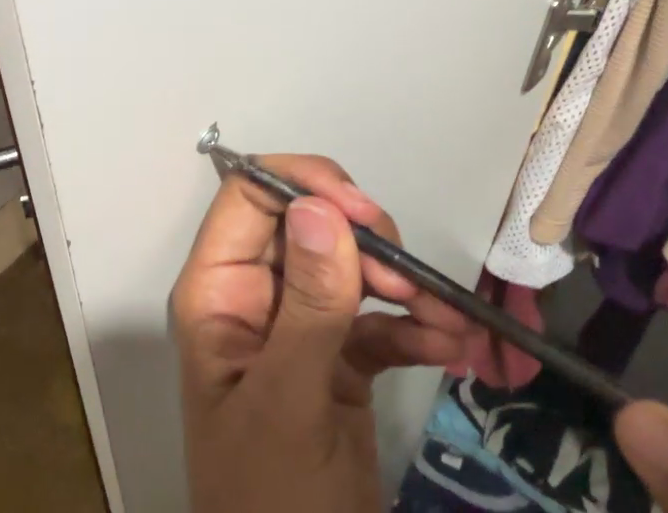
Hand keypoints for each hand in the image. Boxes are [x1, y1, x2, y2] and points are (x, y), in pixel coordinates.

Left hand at [171, 154, 470, 512]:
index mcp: (217, 293)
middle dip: (364, 241)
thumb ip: (308, 304)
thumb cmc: (270, 496)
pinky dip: (414, 330)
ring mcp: (297, 331)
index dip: (304, 186)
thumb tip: (319, 208)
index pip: (248, 199)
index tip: (366, 214)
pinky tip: (450, 349)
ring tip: (446, 322)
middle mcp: (253, 299)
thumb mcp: (288, 400)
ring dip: (402, 286)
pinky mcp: (338, 364)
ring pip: (348, 271)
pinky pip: (378, 324)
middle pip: (306, 226)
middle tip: (411, 279)